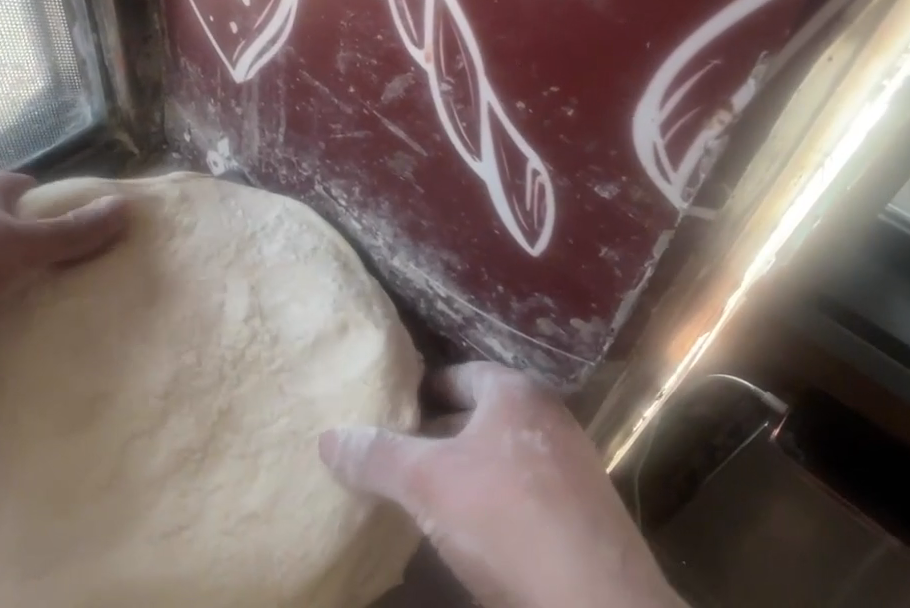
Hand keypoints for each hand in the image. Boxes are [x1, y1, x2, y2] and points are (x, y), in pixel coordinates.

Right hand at [320, 363, 682, 607]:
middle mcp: (549, 420)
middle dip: (435, 434)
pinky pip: (521, 496)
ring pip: (499, 459)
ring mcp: (572, 470)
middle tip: (390, 454)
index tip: (384, 410)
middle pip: (477, 416)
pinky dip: (489, 505)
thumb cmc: (508, 521)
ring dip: (461, 473)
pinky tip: (463, 535)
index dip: (418, 390)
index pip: (457, 374)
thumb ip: (377, 456)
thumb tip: (327, 438)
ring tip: (418, 495)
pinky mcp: (581, 519)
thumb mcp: (427, 483)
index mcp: (515, 393)